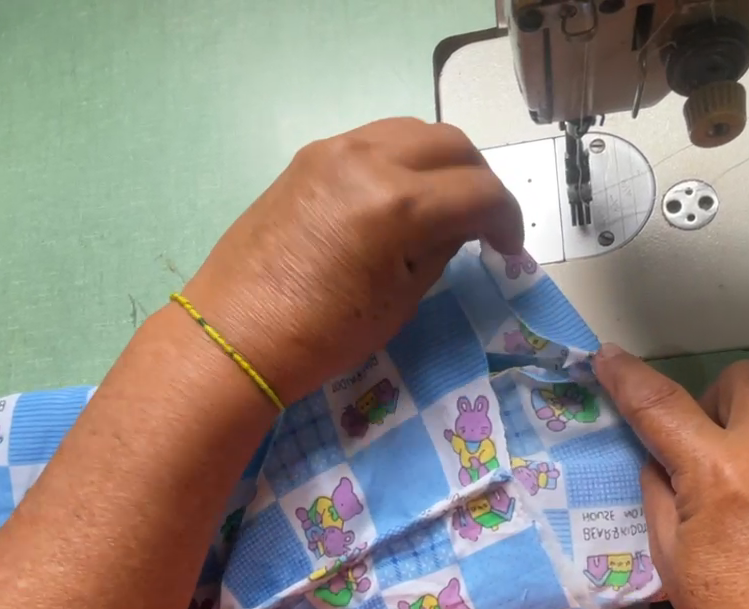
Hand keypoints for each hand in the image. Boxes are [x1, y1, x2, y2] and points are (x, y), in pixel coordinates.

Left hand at [184, 118, 522, 402]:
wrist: (239, 334)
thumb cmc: (324, 335)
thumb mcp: (400, 300)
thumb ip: (438, 249)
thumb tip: (460, 226)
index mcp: (397, 204)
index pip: (478, 193)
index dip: (507, 220)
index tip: (509, 248)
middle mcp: (368, 158)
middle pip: (451, 145)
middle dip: (479, 182)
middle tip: (485, 224)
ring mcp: (333, 150)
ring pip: (412, 133)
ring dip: (442, 165)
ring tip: (446, 207)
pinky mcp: (309, 157)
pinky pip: (374, 141)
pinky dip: (403, 162)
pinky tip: (402, 199)